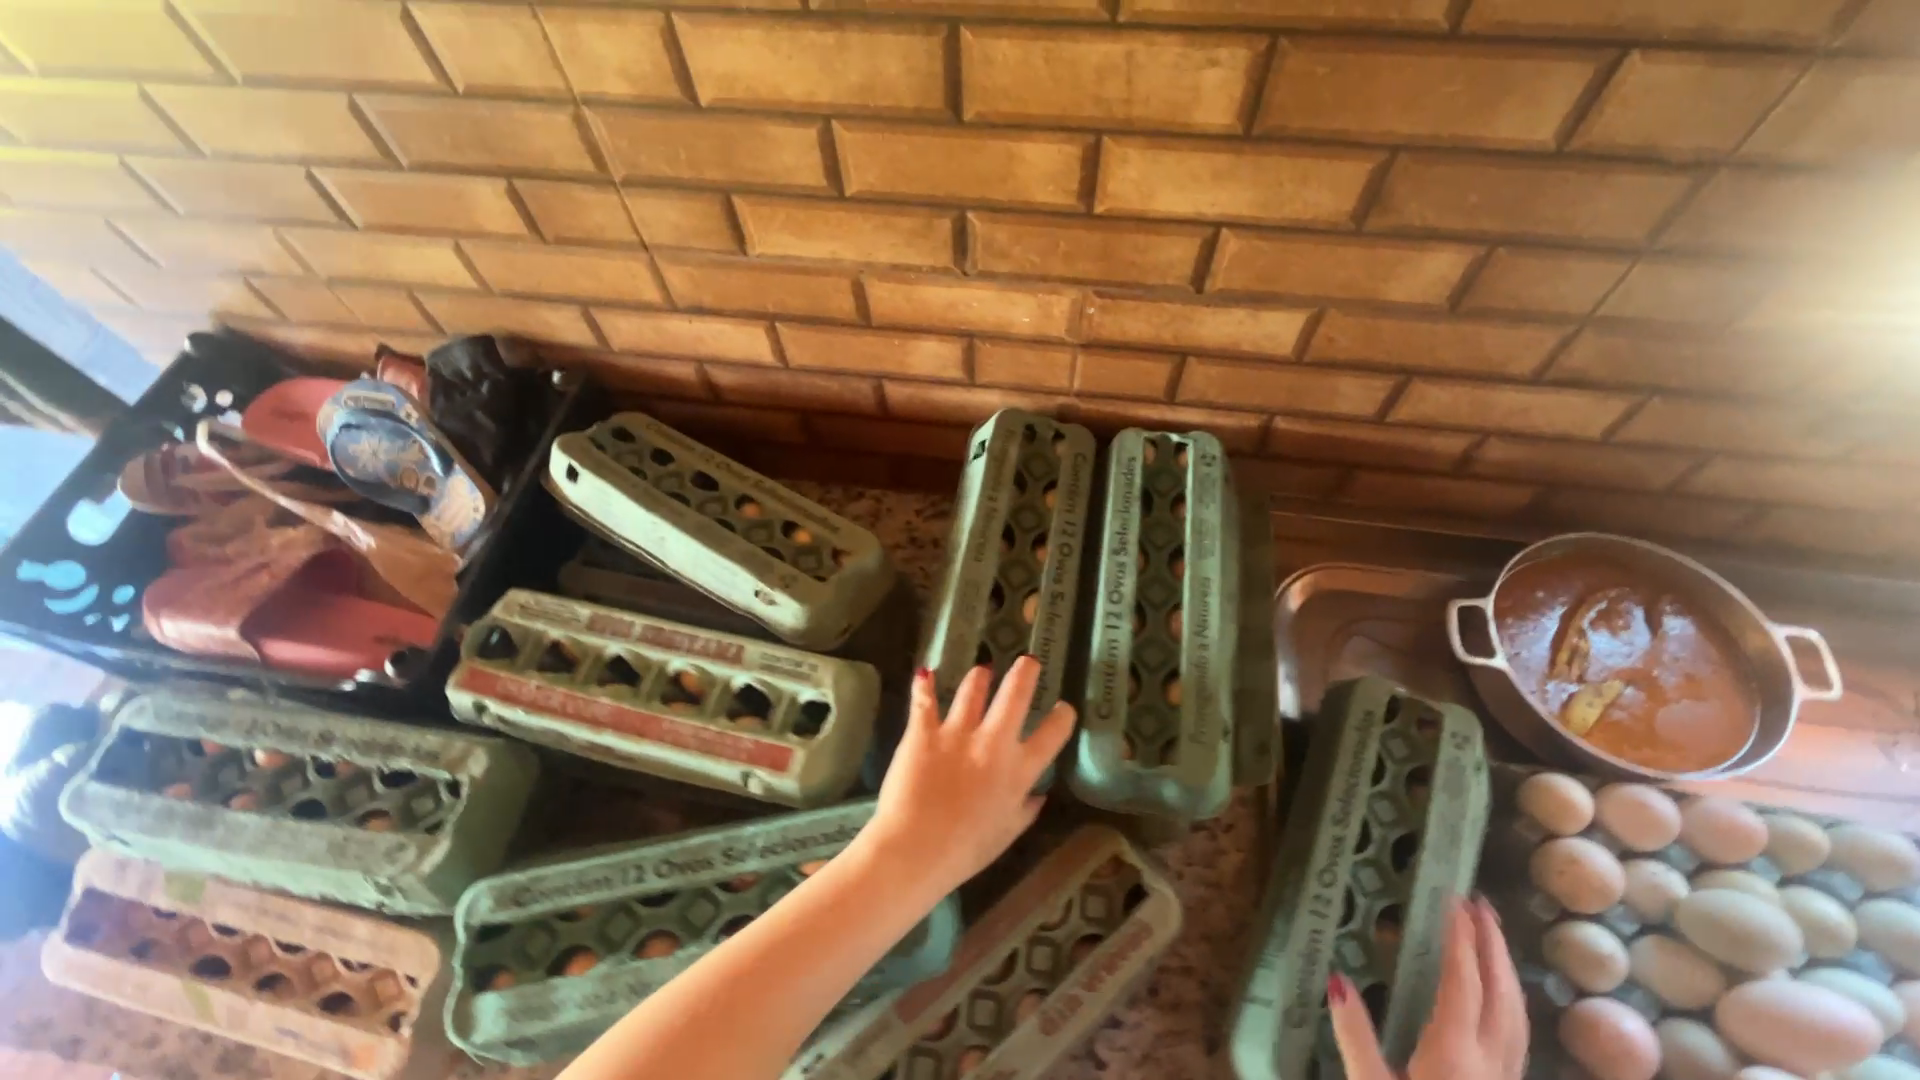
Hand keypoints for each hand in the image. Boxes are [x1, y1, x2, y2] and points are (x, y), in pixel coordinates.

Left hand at [856, 657, 1076, 894]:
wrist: (915, 850)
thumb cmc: (964, 852)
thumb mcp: (1005, 835)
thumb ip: (1025, 811)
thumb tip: (1039, 794)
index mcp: (1018, 772)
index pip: (1052, 734)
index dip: (1062, 716)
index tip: (1063, 707)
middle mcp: (992, 743)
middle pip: (1015, 695)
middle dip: (1025, 672)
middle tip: (1027, 661)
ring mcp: (957, 733)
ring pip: (972, 690)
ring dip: (978, 677)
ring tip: (981, 671)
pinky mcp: (923, 732)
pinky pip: (924, 701)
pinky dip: (923, 686)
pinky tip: (924, 674)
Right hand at [1330, 896, 1525, 1079]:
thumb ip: (1355, 1035)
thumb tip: (1338, 979)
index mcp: (1453, 1053)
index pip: (1461, 982)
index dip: (1460, 939)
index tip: (1454, 902)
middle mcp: (1490, 1063)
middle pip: (1501, 993)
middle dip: (1492, 946)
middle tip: (1481, 905)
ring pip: (1518, 1017)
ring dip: (1506, 972)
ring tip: (1493, 939)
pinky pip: (1517, 1037)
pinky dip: (1509, 1003)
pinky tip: (1499, 1003)